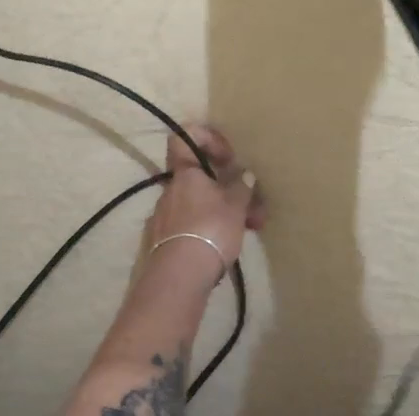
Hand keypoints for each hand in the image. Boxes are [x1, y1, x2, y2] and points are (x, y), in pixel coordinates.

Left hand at [140, 127, 264, 288]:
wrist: (179, 279)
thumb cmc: (210, 229)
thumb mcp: (235, 204)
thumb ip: (241, 186)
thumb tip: (243, 174)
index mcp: (185, 173)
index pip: (184, 139)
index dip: (207, 139)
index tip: (228, 158)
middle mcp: (170, 191)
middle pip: (200, 178)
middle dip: (229, 189)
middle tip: (253, 205)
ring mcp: (165, 218)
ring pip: (200, 205)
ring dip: (225, 212)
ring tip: (252, 229)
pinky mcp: (165, 243)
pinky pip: (192, 226)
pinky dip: (210, 230)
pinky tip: (228, 247)